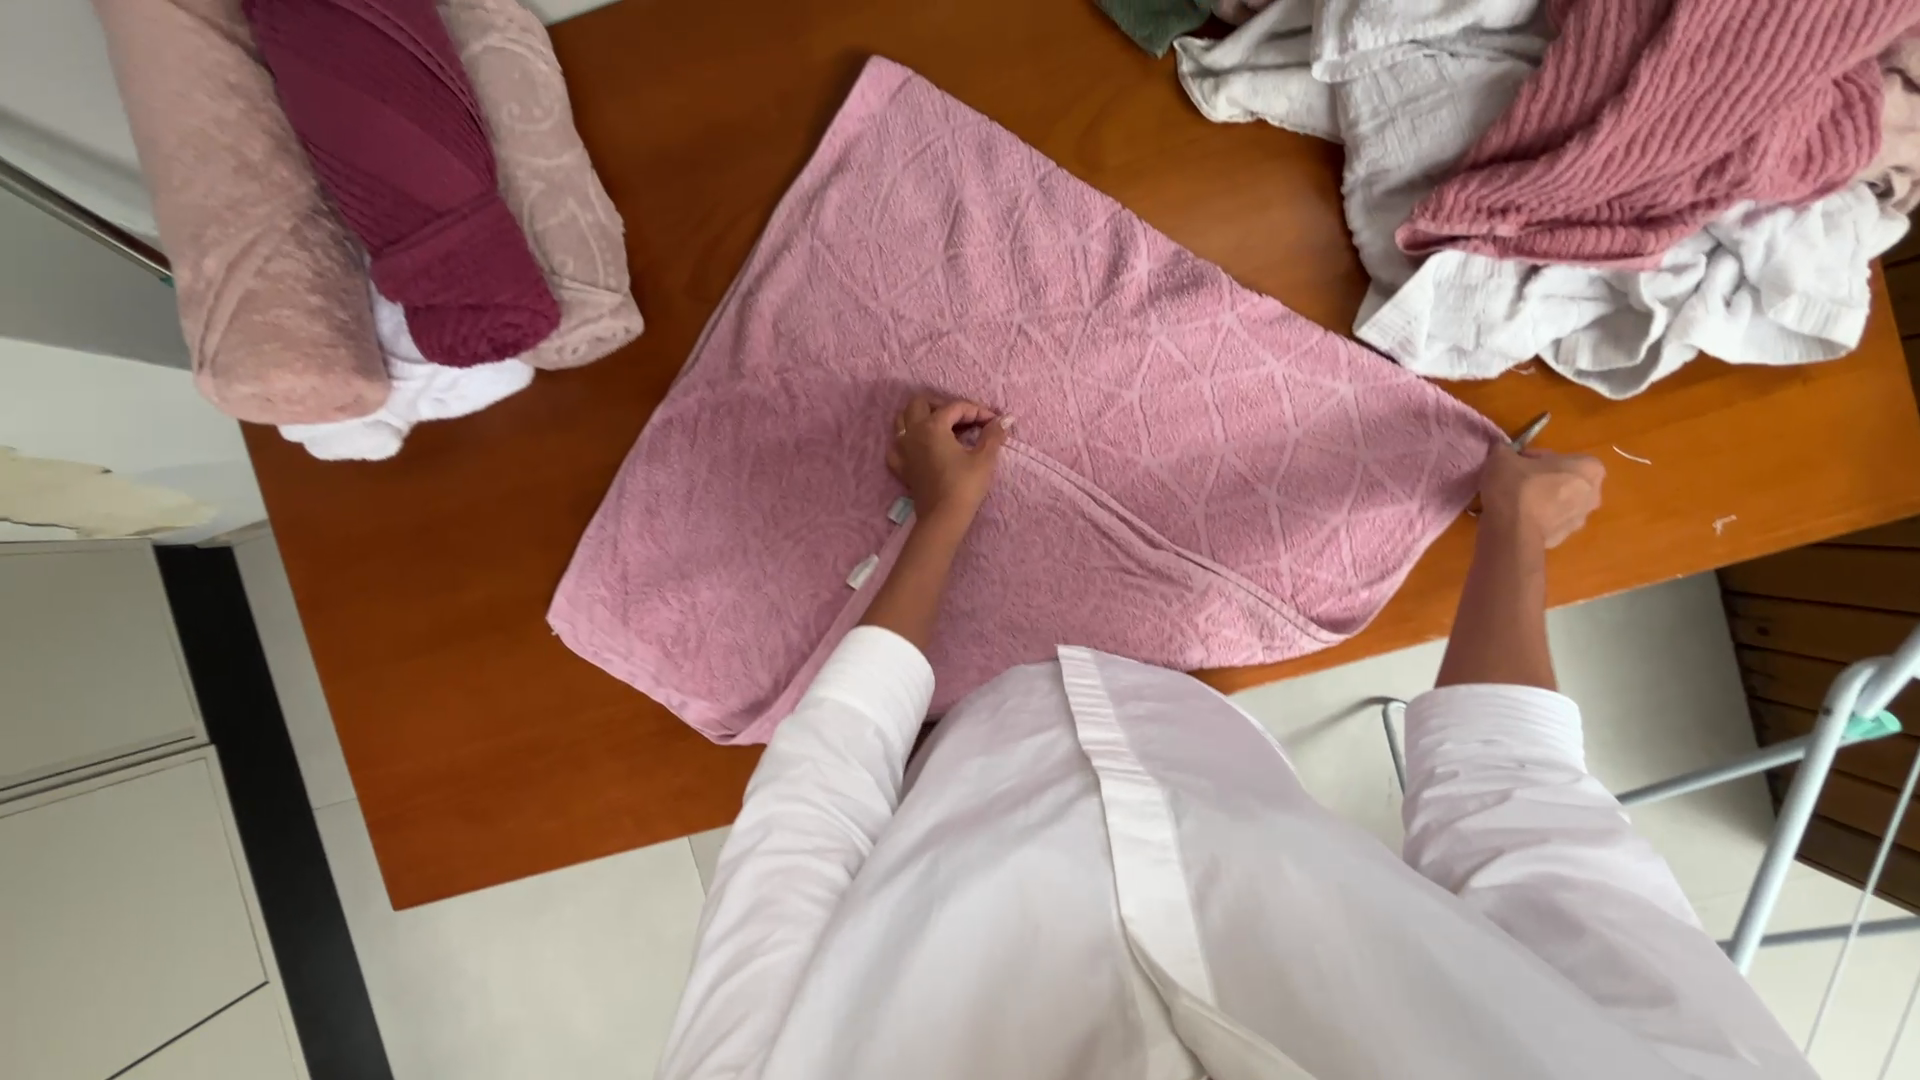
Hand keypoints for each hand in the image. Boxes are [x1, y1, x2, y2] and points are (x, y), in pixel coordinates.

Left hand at [887, 394, 1010, 526]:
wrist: (943, 518)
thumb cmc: (965, 486)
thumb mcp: (984, 458)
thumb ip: (993, 435)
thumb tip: (1005, 420)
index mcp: (932, 426)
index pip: (955, 407)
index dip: (977, 411)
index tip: (993, 421)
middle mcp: (912, 433)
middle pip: (921, 404)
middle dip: (943, 405)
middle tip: (963, 417)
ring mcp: (902, 450)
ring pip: (903, 420)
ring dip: (921, 417)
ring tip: (941, 426)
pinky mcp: (900, 467)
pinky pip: (897, 445)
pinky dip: (908, 441)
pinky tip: (920, 447)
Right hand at [1477, 445, 1603, 548]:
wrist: (1513, 530)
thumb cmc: (1517, 486)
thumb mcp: (1502, 457)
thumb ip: (1505, 450)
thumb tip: (1503, 450)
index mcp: (1588, 466)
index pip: (1556, 457)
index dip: (1530, 459)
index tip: (1513, 465)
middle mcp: (1594, 491)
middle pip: (1562, 480)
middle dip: (1542, 480)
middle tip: (1515, 482)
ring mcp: (1582, 517)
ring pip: (1558, 502)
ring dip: (1540, 500)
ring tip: (1513, 502)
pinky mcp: (1565, 536)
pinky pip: (1549, 521)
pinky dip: (1536, 518)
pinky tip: (1515, 518)